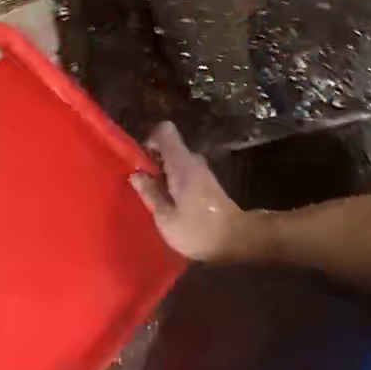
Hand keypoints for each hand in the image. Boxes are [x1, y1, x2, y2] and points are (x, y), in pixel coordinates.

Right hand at [129, 122, 260, 261]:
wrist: (235, 239)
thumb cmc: (197, 230)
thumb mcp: (166, 218)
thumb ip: (149, 193)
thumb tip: (135, 173)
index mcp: (182, 164)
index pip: (165, 130)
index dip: (149, 139)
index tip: (140, 162)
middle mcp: (193, 160)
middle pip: (169, 146)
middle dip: (152, 160)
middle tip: (141, 185)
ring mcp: (202, 170)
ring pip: (176, 160)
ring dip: (162, 173)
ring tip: (152, 197)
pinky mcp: (206, 181)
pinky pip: (184, 170)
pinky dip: (172, 180)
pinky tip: (168, 202)